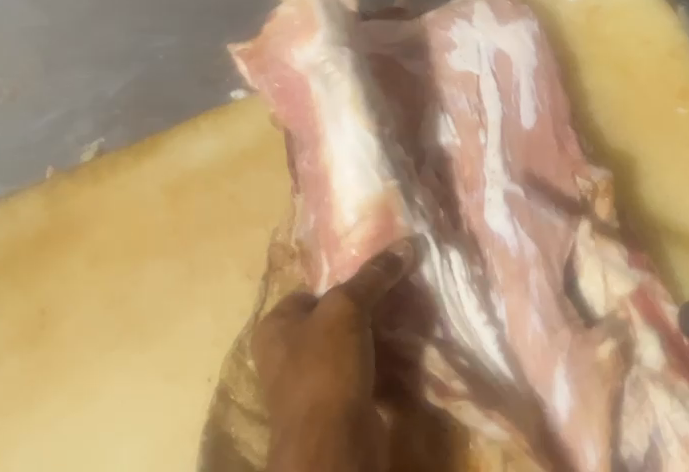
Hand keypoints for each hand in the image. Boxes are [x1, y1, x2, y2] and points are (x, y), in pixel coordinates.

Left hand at [253, 240, 417, 471]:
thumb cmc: (324, 368)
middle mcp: (288, 354)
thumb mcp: (347, 308)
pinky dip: (386, 361)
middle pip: (336, 317)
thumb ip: (374, 275)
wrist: (332, 446)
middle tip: (403, 290)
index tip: (382, 270)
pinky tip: (411, 346)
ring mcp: (314, 383)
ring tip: (413, 312)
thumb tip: (407, 242)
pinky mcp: (340, 405)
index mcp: (276, 326)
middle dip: (369, 306)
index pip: (312, 289)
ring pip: (354, 345)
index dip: (345, 278)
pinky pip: (366, 371)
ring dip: (381, 333)